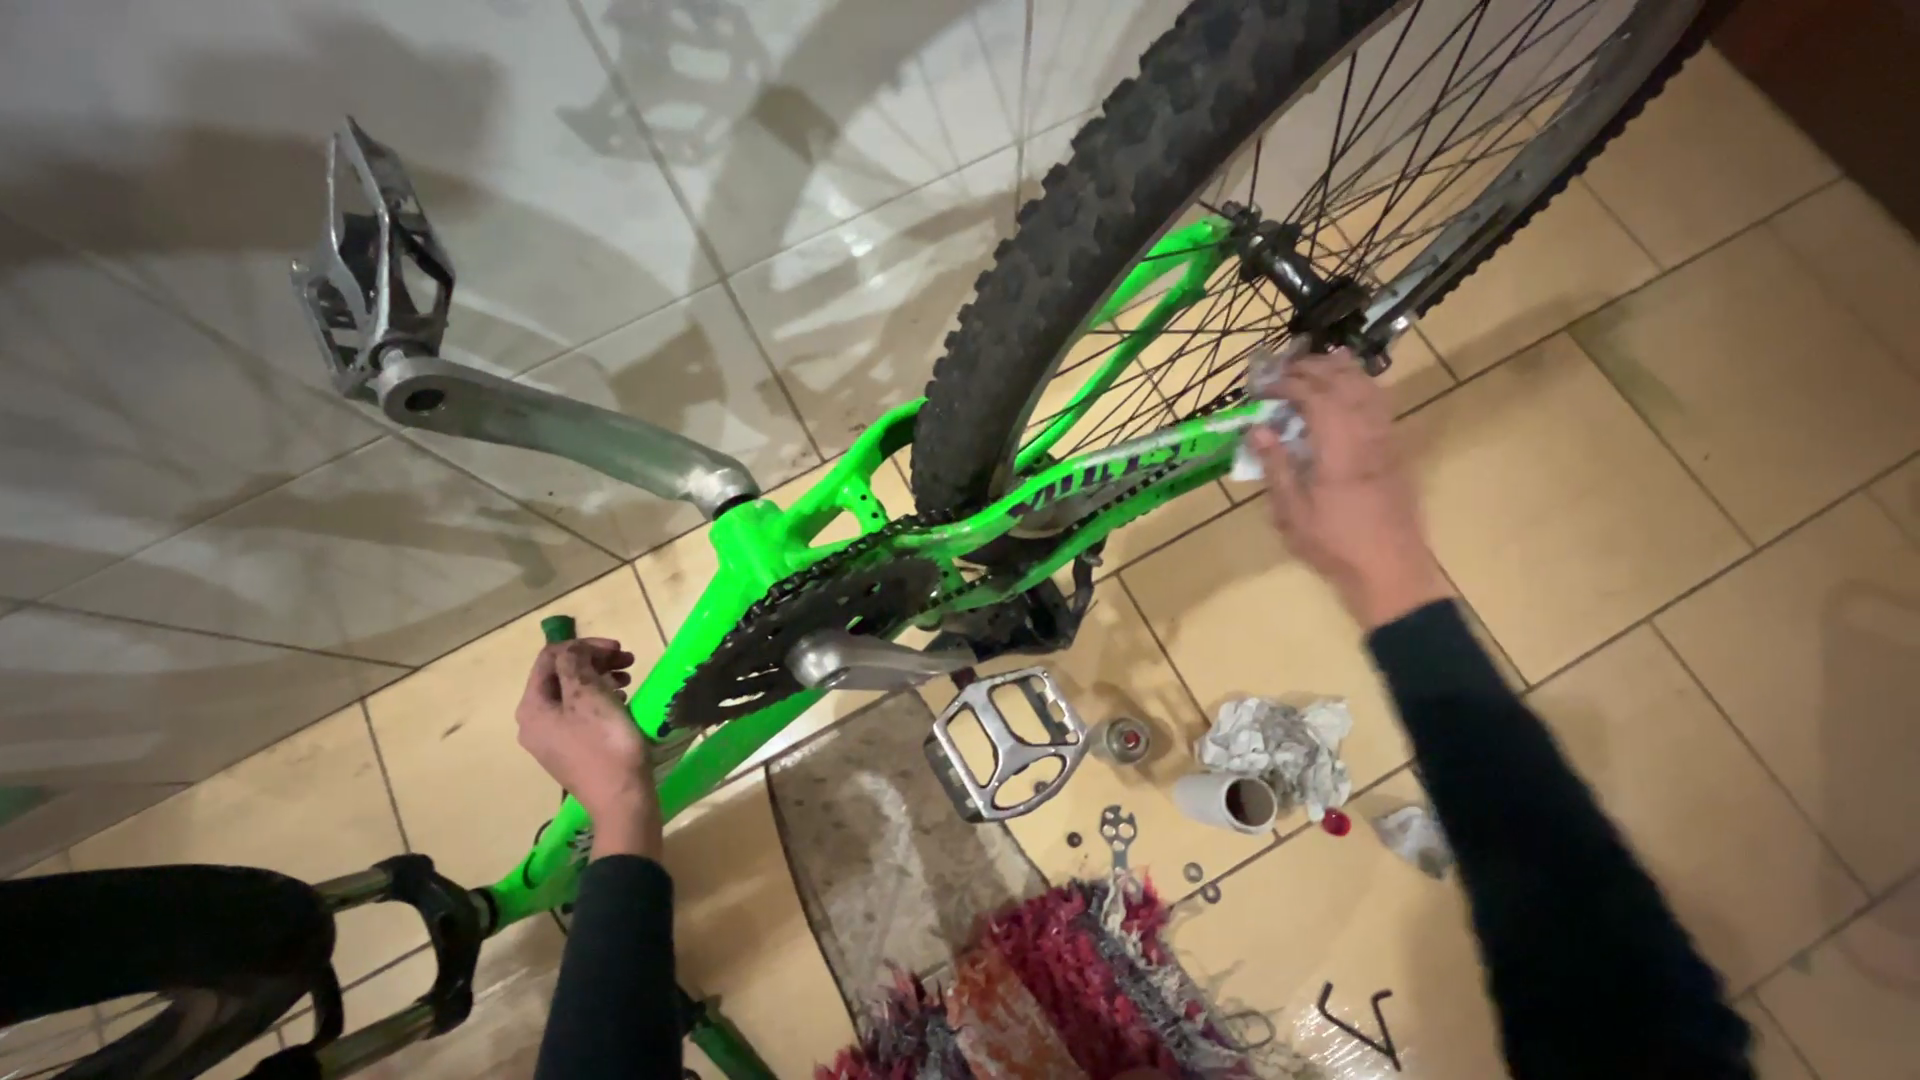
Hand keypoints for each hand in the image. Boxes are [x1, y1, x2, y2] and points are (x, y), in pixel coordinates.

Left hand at [515, 639, 662, 861]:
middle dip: (594, 661)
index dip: (584, 645)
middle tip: (629, 661)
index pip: (549, 658)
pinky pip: (579, 713)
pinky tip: (621, 703)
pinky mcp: (570, 750)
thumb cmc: (604, 743)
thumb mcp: (589, 695)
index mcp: (532, 707)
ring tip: (628, 680)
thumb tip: (571, 651)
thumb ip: (575, 664)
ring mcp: (550, 739)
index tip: (619, 648)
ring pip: (572, 694)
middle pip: (560, 675)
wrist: (620, 799)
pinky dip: (599, 699)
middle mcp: (533, 722)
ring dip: (599, 678)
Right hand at [1245, 348, 1451, 629]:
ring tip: (1320, 363)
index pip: (1314, 396)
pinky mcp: (1396, 450)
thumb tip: (1257, 429)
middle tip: (1285, 369)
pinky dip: (1362, 386)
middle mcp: (1366, 433)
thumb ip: (1276, 465)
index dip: (1287, 384)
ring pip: (1369, 387)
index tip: (1263, 388)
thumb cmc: (1335, 544)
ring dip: (1342, 370)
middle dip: (1313, 368)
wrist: (1390, 568)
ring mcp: (1386, 439)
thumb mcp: (1293, 512)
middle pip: (1344, 382)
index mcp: (1338, 447)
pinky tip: (1349, 390)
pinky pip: (1381, 404)